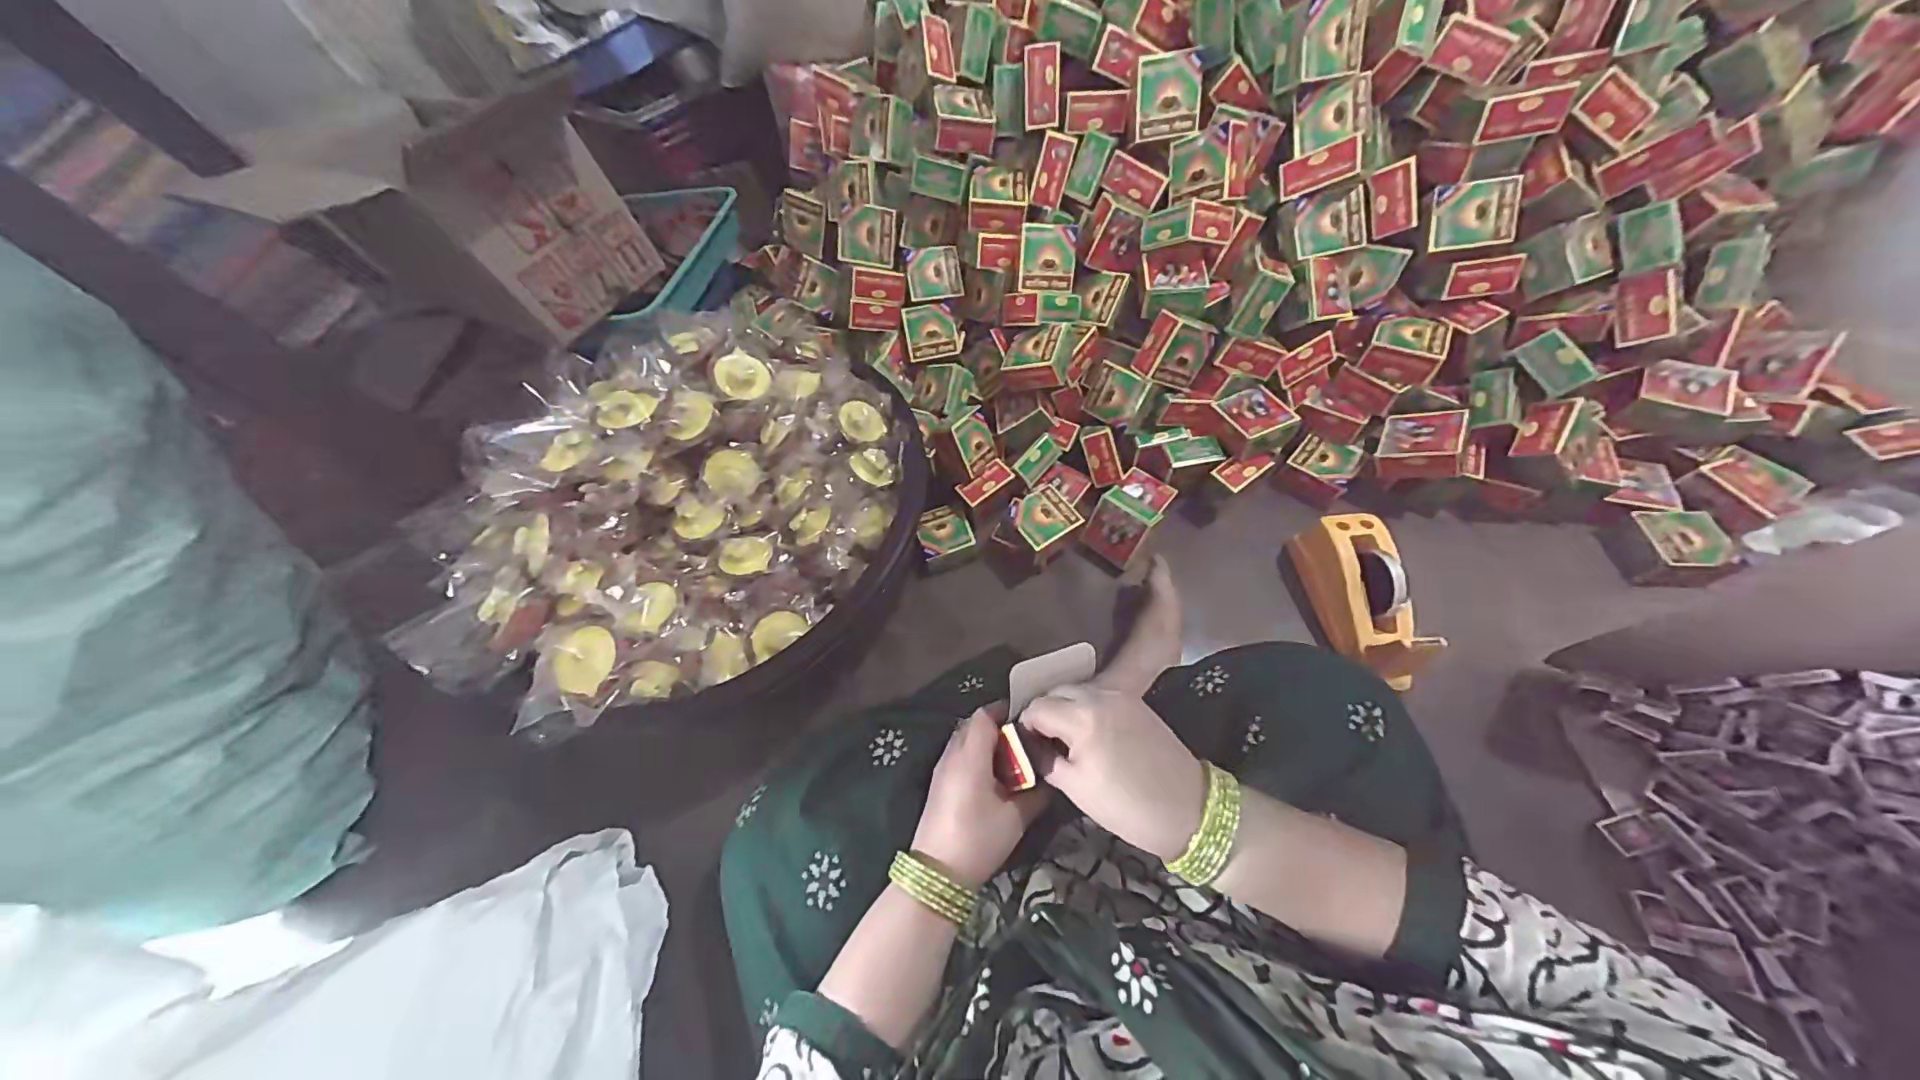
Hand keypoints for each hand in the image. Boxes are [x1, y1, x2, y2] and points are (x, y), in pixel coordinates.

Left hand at [912, 706, 1049, 888]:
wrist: (937, 872)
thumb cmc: (979, 839)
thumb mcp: (1016, 818)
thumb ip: (1036, 793)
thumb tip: (1049, 778)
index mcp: (971, 756)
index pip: (984, 716)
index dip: (1005, 711)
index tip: (1027, 719)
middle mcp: (952, 755)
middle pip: (973, 724)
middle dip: (997, 726)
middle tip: (1023, 740)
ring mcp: (941, 768)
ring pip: (964, 739)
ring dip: (985, 741)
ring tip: (1011, 758)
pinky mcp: (938, 783)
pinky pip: (958, 755)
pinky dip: (975, 755)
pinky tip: (993, 777)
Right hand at [1020, 684, 1206, 861]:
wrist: (1190, 810)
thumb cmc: (1128, 807)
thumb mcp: (1077, 789)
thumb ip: (1047, 761)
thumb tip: (1030, 747)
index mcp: (1082, 717)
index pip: (1036, 707)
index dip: (1025, 726)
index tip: (1024, 746)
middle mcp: (1100, 695)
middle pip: (1056, 692)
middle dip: (1044, 712)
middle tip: (1041, 742)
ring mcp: (1121, 696)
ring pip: (1078, 690)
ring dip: (1064, 708)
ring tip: (1063, 738)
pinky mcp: (1137, 703)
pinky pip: (1099, 695)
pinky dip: (1085, 708)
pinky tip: (1087, 733)